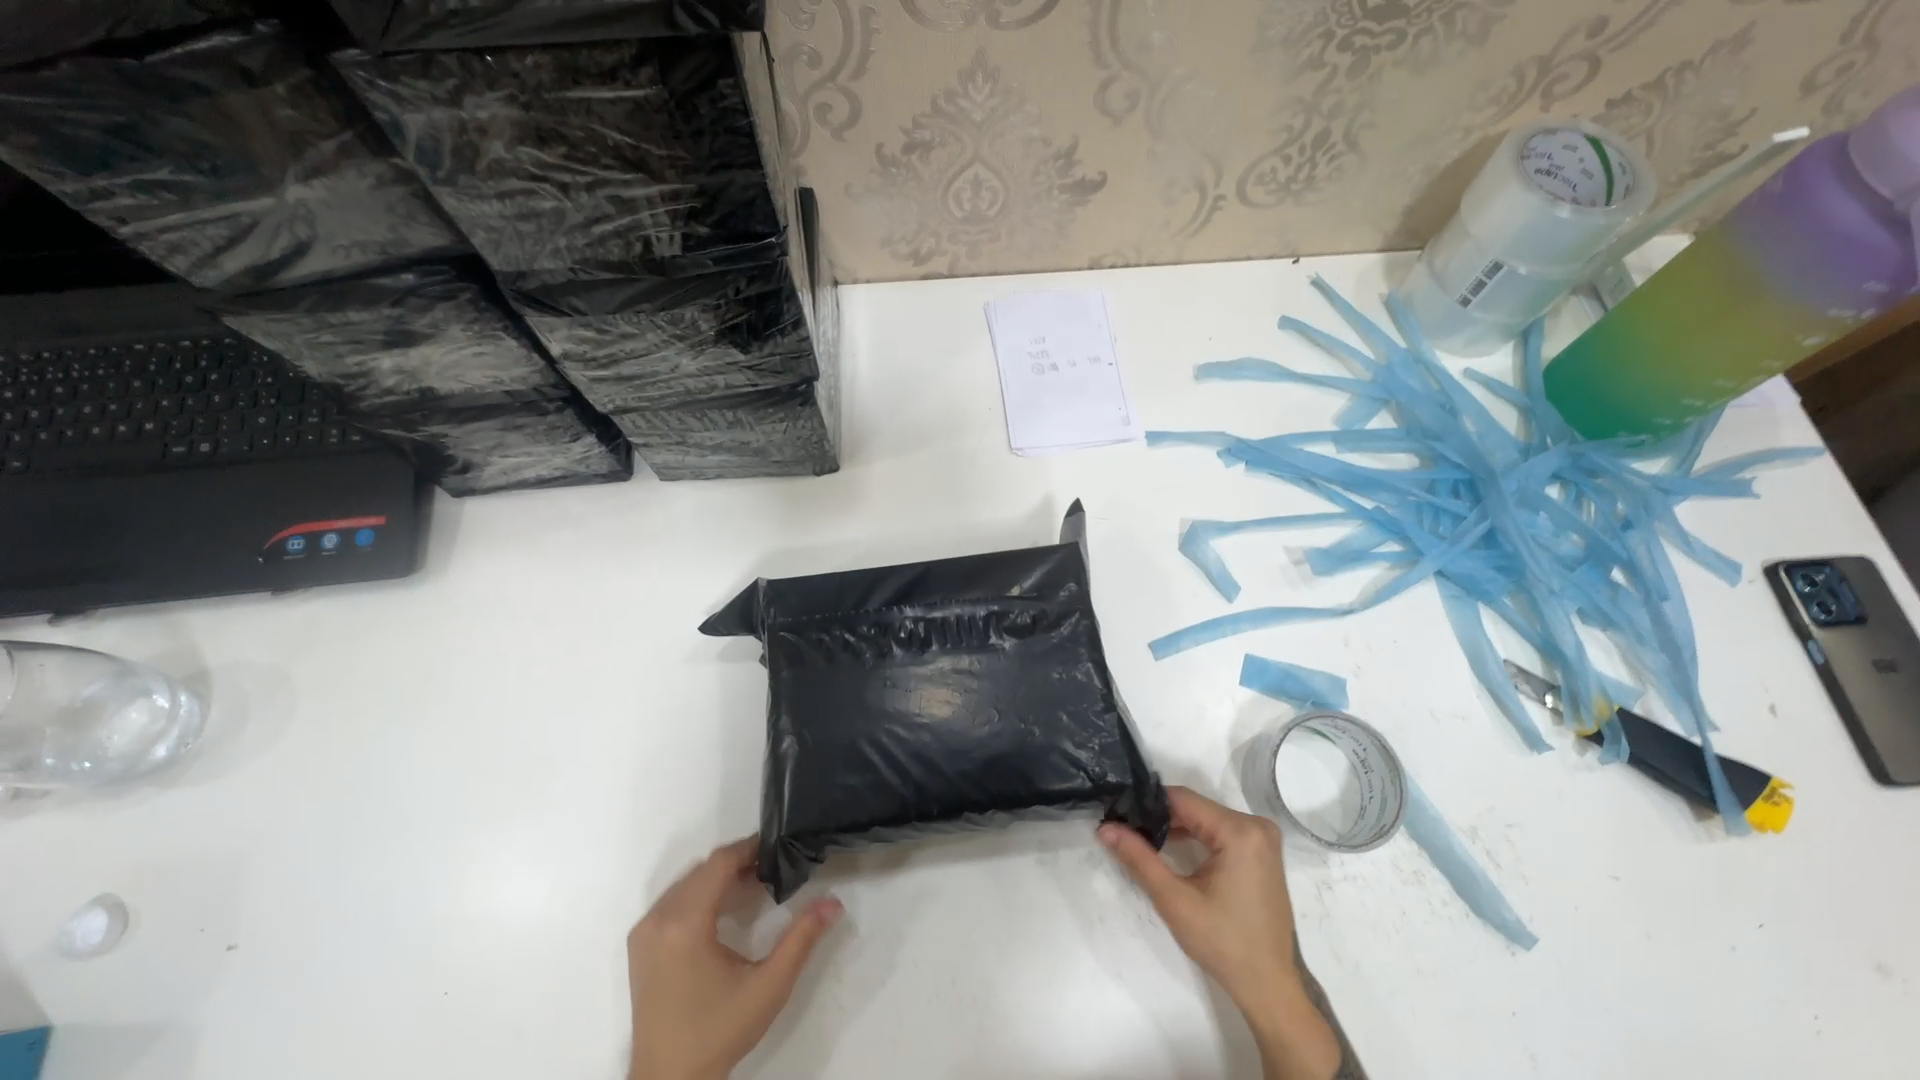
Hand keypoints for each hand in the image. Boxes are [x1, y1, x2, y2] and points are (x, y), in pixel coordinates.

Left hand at [627, 838, 843, 1079]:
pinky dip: (698, 896)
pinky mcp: (640, 947)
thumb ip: (802, 939)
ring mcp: (644, 933)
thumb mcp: (769, 986)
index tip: (778, 848)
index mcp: (685, 924)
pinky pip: (671, 903)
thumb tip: (832, 903)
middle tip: (773, 870)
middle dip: (737, 863)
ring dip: (717, 879)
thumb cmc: (720, 1030)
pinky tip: (724, 913)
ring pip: (685, 884)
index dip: (749, 849)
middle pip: (701, 870)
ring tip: (754, 888)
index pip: (718, 864)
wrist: (670, 1079)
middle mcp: (657, 920)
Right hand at [1099, 787, 1351, 1079]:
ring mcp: (1264, 839)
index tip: (1117, 814)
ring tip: (1142, 841)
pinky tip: (1173, 852)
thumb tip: (1105, 828)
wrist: (1267, 982)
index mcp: (1240, 831)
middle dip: (1161, 818)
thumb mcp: (1174, 899)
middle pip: (1196, 808)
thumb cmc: (1222, 942)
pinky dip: (1198, 839)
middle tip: (1126, 831)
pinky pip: (1222, 832)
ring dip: (1178, 828)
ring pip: (1208, 819)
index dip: (1147, 804)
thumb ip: (1138, 858)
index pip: (1183, 799)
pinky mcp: (1263, 853)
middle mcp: (1257, 826)